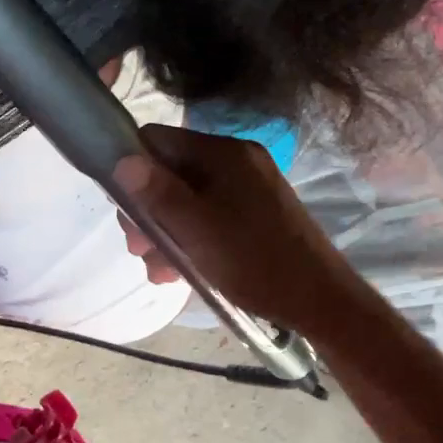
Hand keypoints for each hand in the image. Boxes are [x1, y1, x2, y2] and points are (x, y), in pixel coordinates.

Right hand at [113, 125, 353, 333]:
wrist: (322, 303)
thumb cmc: (255, 262)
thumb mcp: (196, 229)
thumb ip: (158, 192)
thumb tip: (121, 159)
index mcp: (223, 153)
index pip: (157, 139)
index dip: (132, 169)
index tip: (124, 209)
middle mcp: (235, 160)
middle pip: (169, 171)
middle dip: (147, 210)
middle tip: (139, 248)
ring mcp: (247, 186)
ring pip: (186, 197)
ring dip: (164, 231)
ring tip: (159, 270)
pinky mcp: (254, 212)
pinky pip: (207, 213)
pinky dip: (189, 237)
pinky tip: (180, 271)